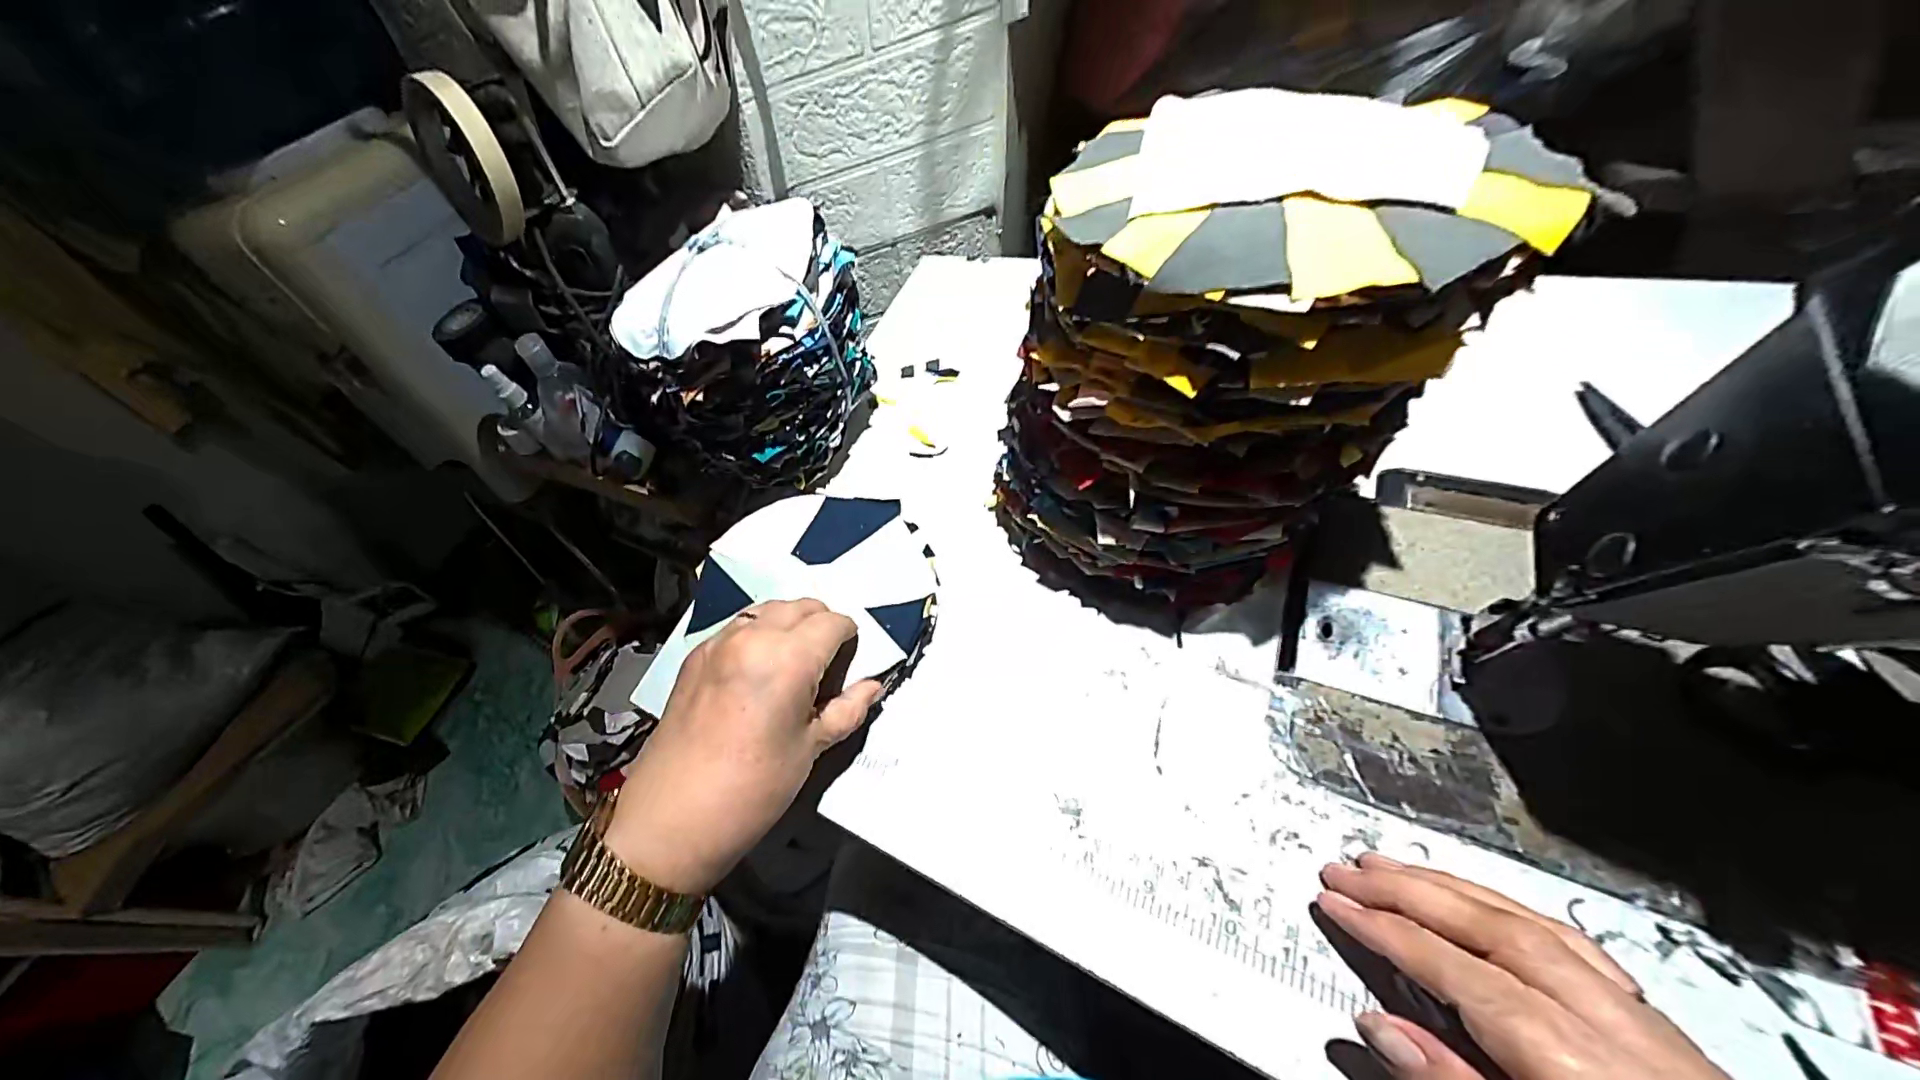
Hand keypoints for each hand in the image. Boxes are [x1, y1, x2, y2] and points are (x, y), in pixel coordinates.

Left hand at [603, 599, 882, 894]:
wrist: (670, 820)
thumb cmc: (750, 789)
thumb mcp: (809, 750)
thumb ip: (846, 710)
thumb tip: (871, 687)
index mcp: (787, 658)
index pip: (833, 622)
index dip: (850, 638)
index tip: (852, 660)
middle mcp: (751, 637)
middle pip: (801, 606)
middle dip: (822, 625)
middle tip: (828, 663)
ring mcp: (718, 643)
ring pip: (768, 610)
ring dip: (790, 624)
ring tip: (796, 662)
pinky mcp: (695, 656)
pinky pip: (738, 626)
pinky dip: (759, 633)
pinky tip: (761, 669)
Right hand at [1316, 854, 1729, 1079]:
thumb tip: (1378, 1026)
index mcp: (1581, 1068)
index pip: (1458, 971)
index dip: (1385, 930)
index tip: (1334, 903)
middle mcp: (1620, 1031)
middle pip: (1494, 930)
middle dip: (1407, 891)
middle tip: (1346, 870)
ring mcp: (1648, 1025)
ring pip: (1532, 924)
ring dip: (1449, 887)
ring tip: (1390, 867)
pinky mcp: (1662, 1029)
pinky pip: (1573, 942)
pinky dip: (1505, 907)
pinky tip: (1475, 900)